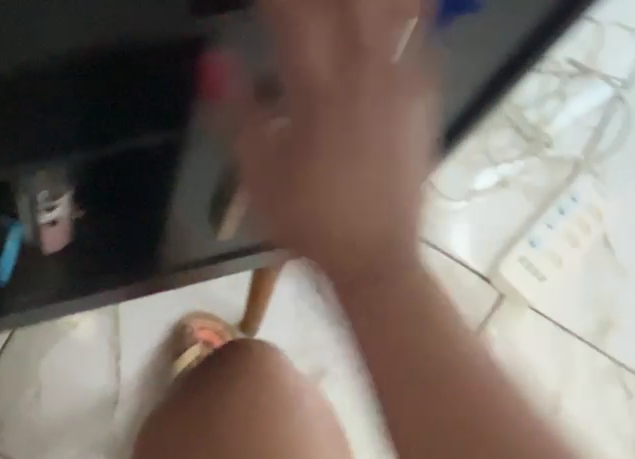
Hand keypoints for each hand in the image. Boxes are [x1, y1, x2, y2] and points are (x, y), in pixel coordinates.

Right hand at [212, 0, 437, 281]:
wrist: (375, 256)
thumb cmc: (308, 223)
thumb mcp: (258, 177)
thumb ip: (235, 114)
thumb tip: (212, 60)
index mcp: (316, 89)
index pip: (289, 13)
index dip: (270, 1)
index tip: (252, 2)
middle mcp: (362, 69)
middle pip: (343, 2)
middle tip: (294, 6)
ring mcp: (399, 77)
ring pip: (388, 7)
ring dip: (358, 2)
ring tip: (335, 8)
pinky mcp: (422, 92)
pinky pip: (420, 27)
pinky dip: (404, 12)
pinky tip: (388, 13)